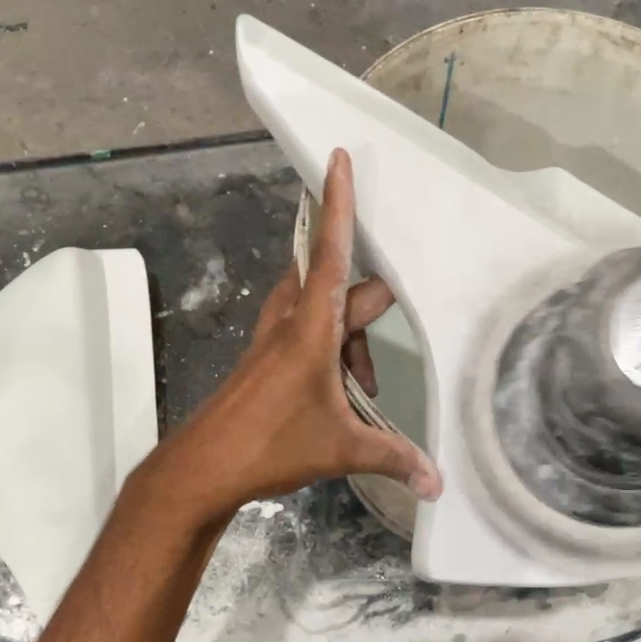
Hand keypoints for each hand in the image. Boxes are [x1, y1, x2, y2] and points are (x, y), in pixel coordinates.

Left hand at [155, 149, 442, 512]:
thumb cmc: (272, 446)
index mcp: (311, 330)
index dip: (339, 205)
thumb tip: (437, 483)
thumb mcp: (341, 450)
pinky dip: (330, 352)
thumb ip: (394, 458)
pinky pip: (305, 335)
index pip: (331, 253)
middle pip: (336, 287)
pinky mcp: (265, 361)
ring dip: (349, 337)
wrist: (203, 467)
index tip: (338, 158)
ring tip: (369, 386)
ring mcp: (272, 341)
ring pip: (319, 311)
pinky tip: (344, 395)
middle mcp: (289, 323)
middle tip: (391, 324)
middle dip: (367, 305)